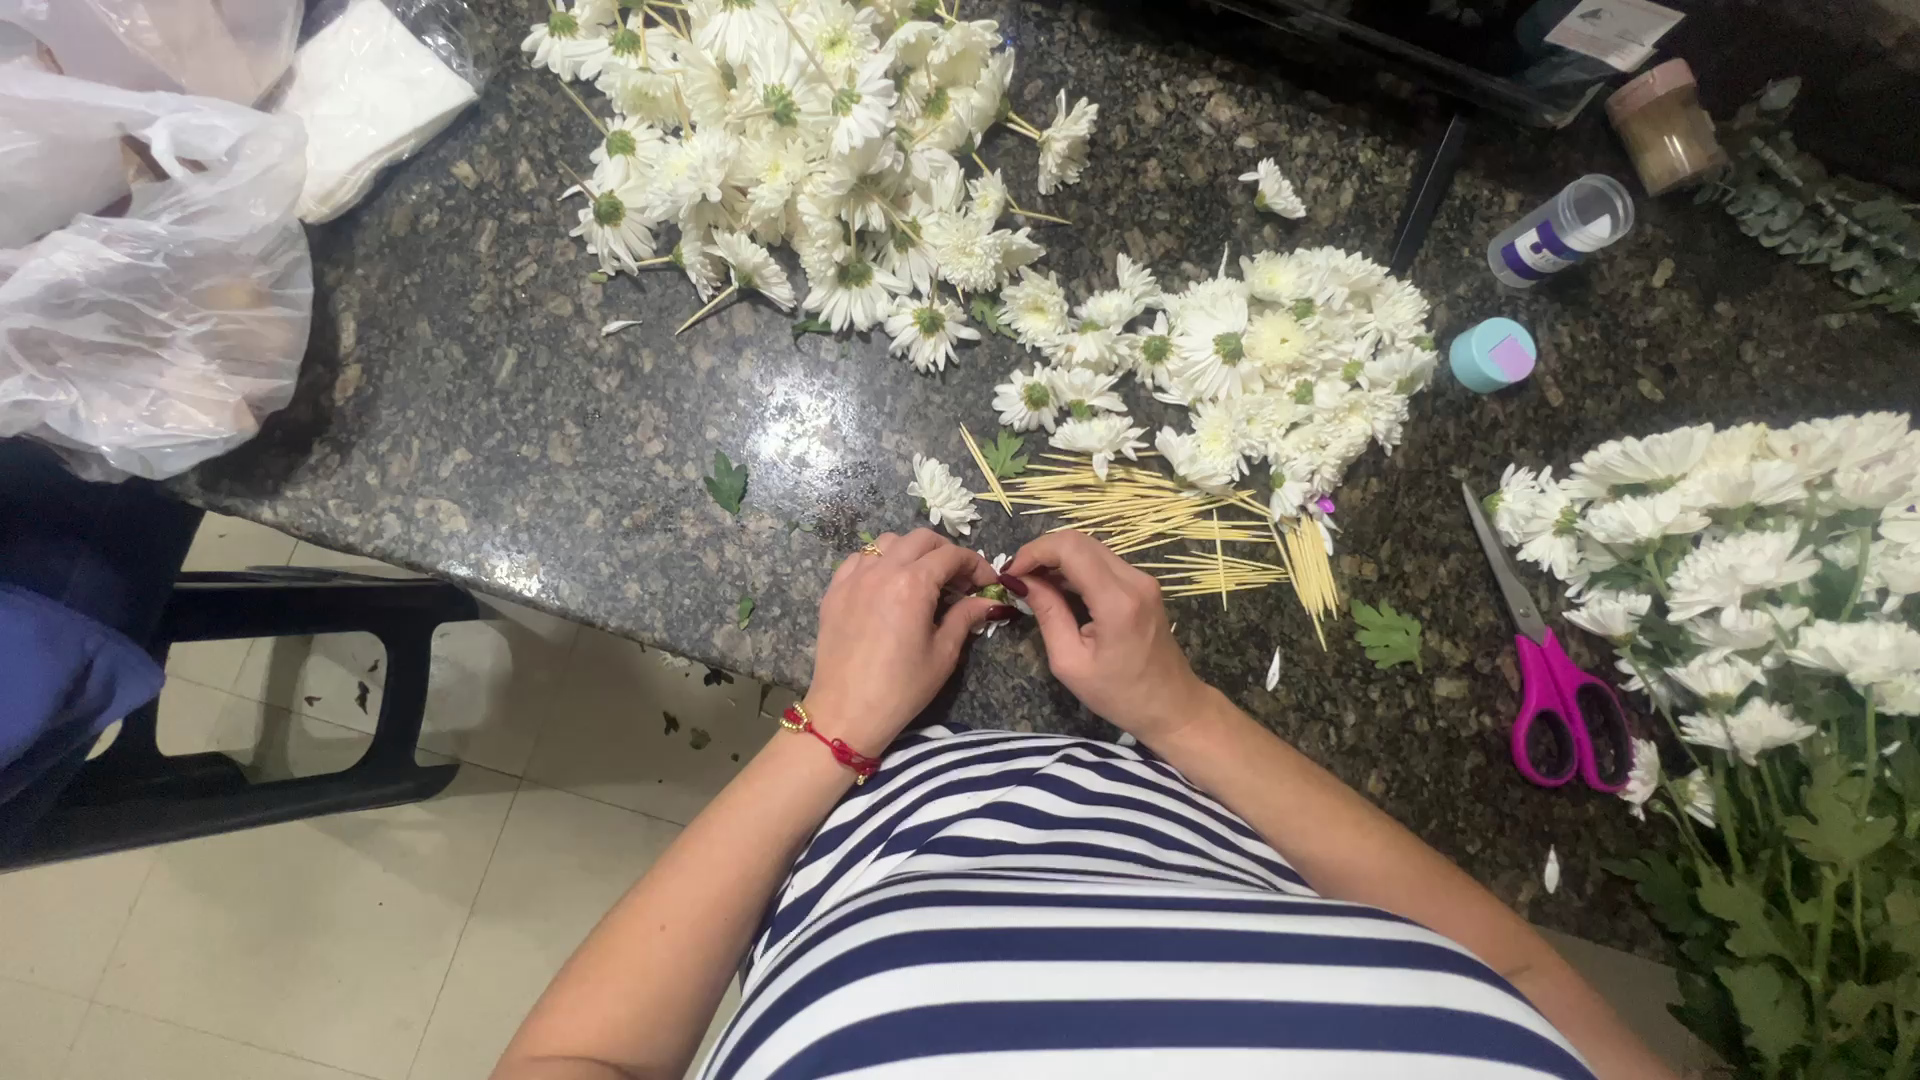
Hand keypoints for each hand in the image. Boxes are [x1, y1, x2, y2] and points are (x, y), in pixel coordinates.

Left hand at [804, 529, 1010, 755]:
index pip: (951, 556)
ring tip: (922, 578)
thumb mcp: (943, 654)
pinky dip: (879, 561)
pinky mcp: (834, 591)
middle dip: (945, 552)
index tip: (987, 582)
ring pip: (887, 542)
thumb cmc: (901, 688)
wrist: (847, 712)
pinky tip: (887, 584)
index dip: (975, 564)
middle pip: (920, 539)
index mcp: (913, 584)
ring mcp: (853, 578)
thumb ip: (965, 618)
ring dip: (911, 552)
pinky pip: (859, 559)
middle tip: (958, 580)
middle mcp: (882, 571)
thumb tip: (987, 601)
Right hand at [1003, 530, 1212, 744]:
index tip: (1012, 574)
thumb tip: (1022, 582)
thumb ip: (1048, 614)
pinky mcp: (1142, 585)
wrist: (1171, 706)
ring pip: (1090, 547)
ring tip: (1032, 583)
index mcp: (1117, 602)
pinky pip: (1102, 562)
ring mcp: (1142, 580)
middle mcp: (1134, 581)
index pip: (1070, 549)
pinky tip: (1057, 587)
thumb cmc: (1120, 695)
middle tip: (1018, 577)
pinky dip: (1074, 566)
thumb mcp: (1070, 662)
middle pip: (1079, 541)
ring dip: (1057, 558)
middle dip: (1042, 552)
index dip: (1035, 552)